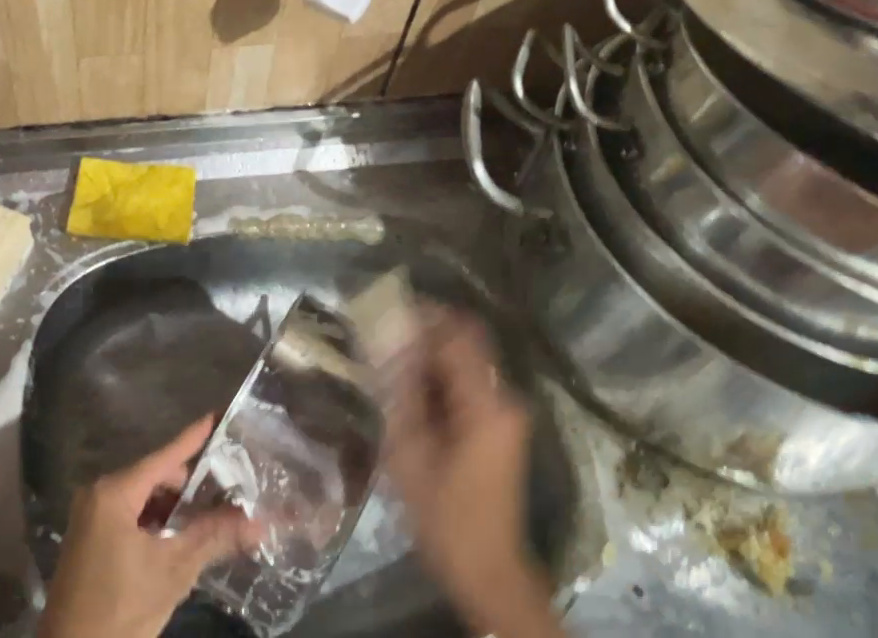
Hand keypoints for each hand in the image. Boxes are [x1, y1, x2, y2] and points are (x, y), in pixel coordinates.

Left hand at [38, 416, 256, 637]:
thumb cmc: (121, 607)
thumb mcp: (172, 570)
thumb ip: (213, 538)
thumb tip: (257, 522)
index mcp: (113, 493)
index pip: (163, 457)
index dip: (192, 438)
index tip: (216, 416)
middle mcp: (97, 494)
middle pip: (155, 478)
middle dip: (189, 488)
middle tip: (227, 497)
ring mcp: (91, 517)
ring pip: (144, 500)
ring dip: (174, 510)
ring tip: (211, 521)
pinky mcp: (90, 538)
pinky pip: (130, 516)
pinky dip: (155, 524)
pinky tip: (179, 540)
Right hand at [385, 308, 561, 637]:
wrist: (488, 571)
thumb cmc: (446, 516)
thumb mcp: (410, 452)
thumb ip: (399, 390)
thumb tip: (384, 338)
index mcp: (486, 402)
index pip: (458, 333)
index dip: (422, 313)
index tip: (382, 307)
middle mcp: (503, 398)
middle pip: (462, 343)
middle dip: (419, 333)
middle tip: (375, 334)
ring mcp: (503, 414)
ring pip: (461, 363)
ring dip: (424, 357)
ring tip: (380, 361)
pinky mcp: (496, 428)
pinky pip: (463, 385)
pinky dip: (433, 380)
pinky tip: (401, 392)